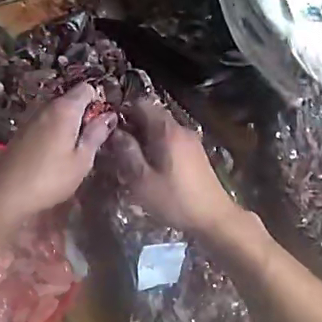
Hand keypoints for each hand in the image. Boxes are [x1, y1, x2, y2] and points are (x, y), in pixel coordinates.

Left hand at [0, 83, 116, 223]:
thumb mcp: (81, 160)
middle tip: (92, 142)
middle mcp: (46, 107)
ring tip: (74, 152)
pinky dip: (54, 134)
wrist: (4, 194)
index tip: (104, 123)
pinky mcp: (20, 132)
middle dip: (84, 116)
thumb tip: (109, 116)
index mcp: (64, 109)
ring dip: (69, 127)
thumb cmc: (50, 178)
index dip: (99, 102)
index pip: (87, 89)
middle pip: (71, 100)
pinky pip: (45, 125)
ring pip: (57, 114)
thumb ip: (96, 134)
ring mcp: (30, 119)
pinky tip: (54, 156)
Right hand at [105, 97, 244, 235]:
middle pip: (151, 116)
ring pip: (161, 130)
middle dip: (131, 127)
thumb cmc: (175, 199)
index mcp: (167, 130)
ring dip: (143, 140)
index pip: (141, 103)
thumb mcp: (142, 179)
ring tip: (129, 159)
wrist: (213, 217)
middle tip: (114, 147)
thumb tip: (114, 132)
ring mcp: (191, 141)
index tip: (108, 128)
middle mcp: (181, 129)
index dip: (122, 111)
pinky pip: (171, 142)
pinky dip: (156, 148)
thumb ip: (127, 152)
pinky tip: (149, 168)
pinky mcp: (195, 154)